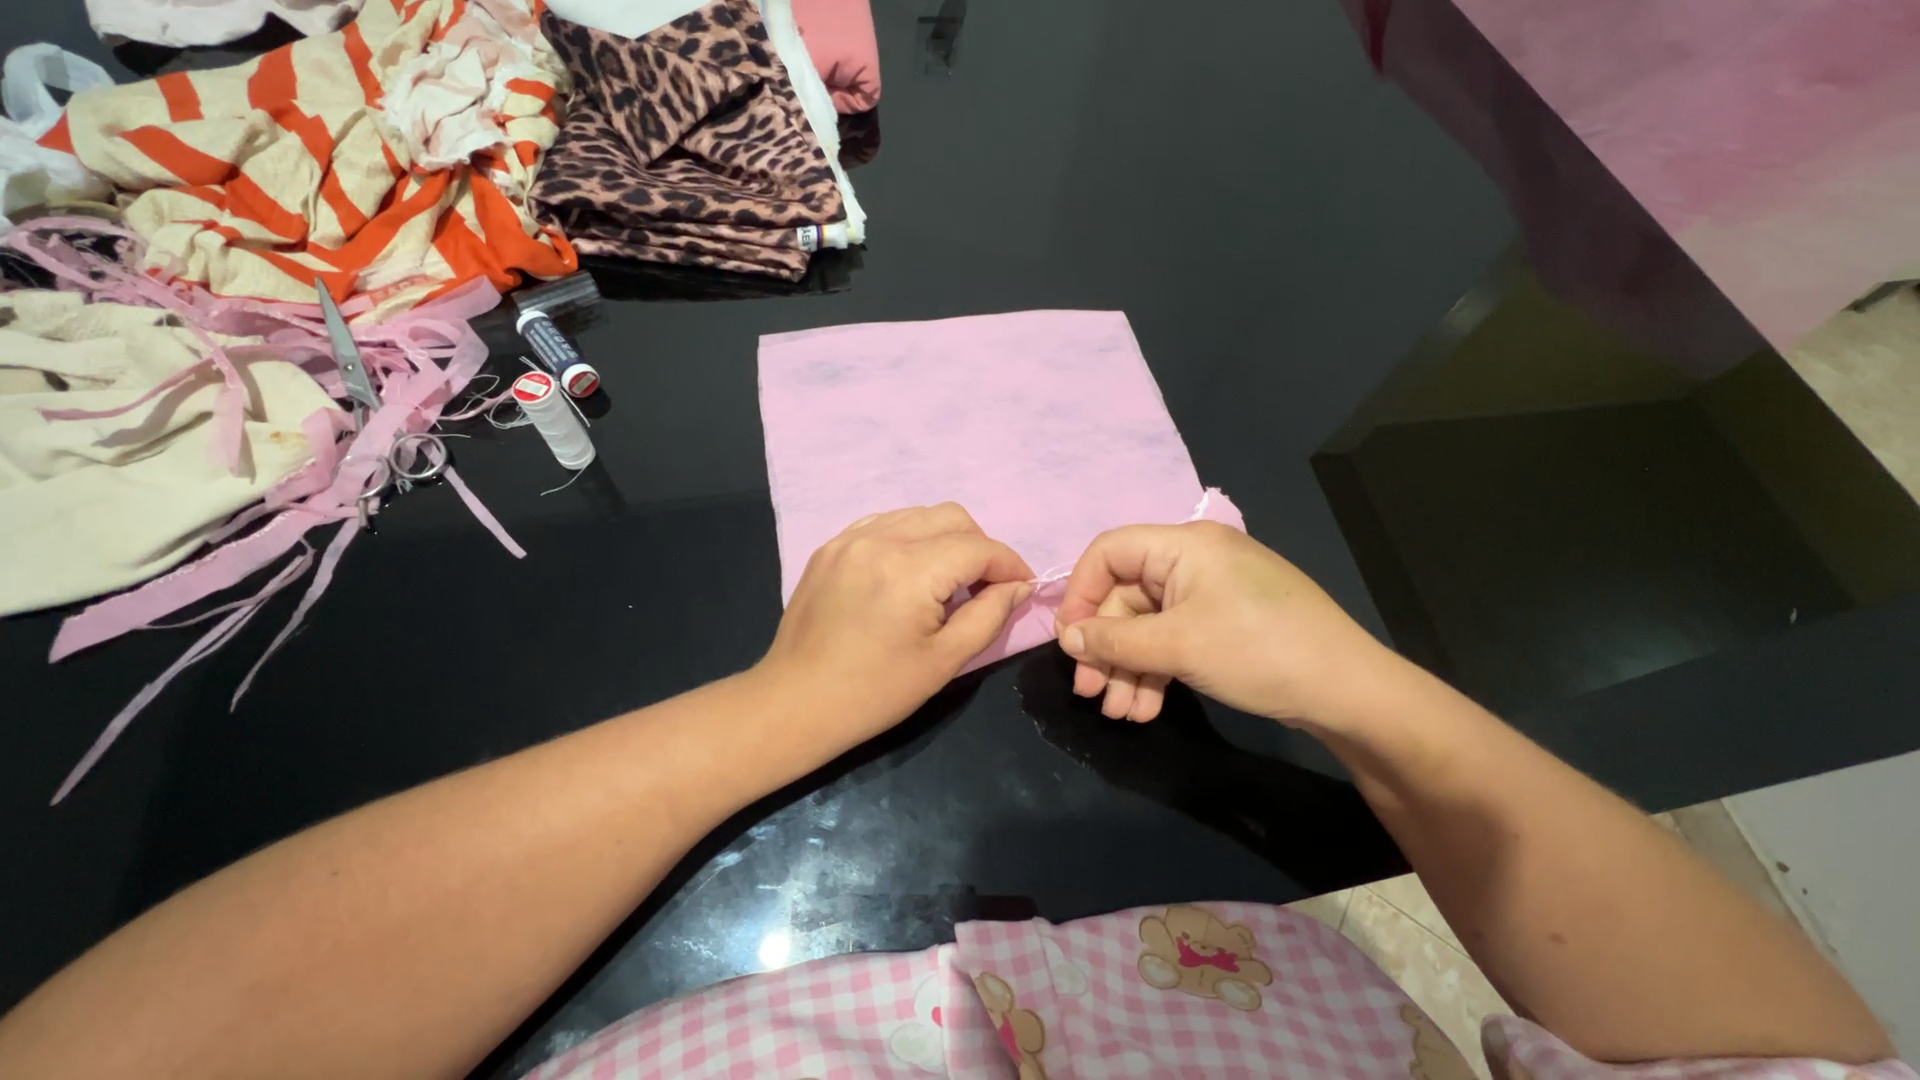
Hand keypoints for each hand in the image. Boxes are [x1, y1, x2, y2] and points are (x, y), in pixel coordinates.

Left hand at [756, 504, 1033, 748]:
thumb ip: (990, 615)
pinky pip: (885, 523)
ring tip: (949, 581)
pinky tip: (911, 572)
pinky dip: (911, 537)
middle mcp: (879, 540)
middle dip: (980, 547)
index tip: (1023, 586)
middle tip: (986, 586)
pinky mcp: (830, 547)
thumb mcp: (945, 660)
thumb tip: (1018, 586)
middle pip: (952, 518)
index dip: (1009, 564)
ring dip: (946, 539)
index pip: (978, 547)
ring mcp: (850, 539)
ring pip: (918, 514)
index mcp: (910, 570)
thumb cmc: (876, 692)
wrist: (797, 703)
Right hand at [1054, 521, 1395, 728]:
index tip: (1070, 642)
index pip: (1109, 552)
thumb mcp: (1178, 646)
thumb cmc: (1258, 652)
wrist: (1347, 690)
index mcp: (1183, 547)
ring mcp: (1211, 594)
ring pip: (1148, 626)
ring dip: (1129, 669)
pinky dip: (1156, 672)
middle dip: (1106, 647)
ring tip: (1122, 713)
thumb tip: (1068, 638)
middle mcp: (1194, 562)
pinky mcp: (1224, 624)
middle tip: (1090, 693)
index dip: (1081, 594)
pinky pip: (1173, 640)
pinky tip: (1146, 708)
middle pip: (1126, 597)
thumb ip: (1116, 640)